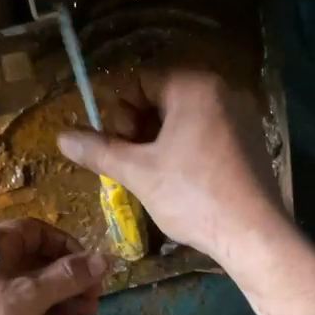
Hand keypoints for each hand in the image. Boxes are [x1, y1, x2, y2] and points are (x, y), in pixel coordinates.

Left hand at [0, 219, 109, 314]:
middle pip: (35, 260)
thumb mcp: (28, 296)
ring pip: (29, 287)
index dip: (68, 247)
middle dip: (68, 280)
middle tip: (94, 299)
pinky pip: (17, 307)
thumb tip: (105, 259)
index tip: (91, 268)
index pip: (36, 231)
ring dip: (60, 300)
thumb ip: (68, 277)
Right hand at [57, 69, 285, 263]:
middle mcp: (223, 90)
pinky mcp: (252, 142)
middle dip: (141, 129)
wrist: (252, 233)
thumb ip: (99, 151)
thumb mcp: (139, 173)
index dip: (121, 114)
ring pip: (186, 119)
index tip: (120, 148)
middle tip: (135, 165)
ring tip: (156, 178)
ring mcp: (243, 116)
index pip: (141, 82)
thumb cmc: (193, 196)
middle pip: (164, 98)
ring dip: (162, 143)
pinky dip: (189, 152)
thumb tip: (62, 136)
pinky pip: (209, 135)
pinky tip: (184, 184)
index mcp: (194, 86)